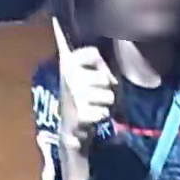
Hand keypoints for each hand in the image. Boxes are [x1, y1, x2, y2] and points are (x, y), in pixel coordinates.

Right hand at [54, 18, 116, 152]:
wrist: (69, 127)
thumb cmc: (79, 98)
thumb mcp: (81, 73)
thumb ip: (97, 64)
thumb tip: (113, 80)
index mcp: (67, 62)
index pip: (93, 53)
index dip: (102, 66)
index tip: (97, 75)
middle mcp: (69, 76)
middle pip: (105, 78)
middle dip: (106, 90)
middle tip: (94, 97)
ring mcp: (74, 95)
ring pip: (108, 96)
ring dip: (105, 104)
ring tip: (94, 107)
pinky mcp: (81, 114)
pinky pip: (104, 112)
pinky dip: (101, 116)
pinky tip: (92, 118)